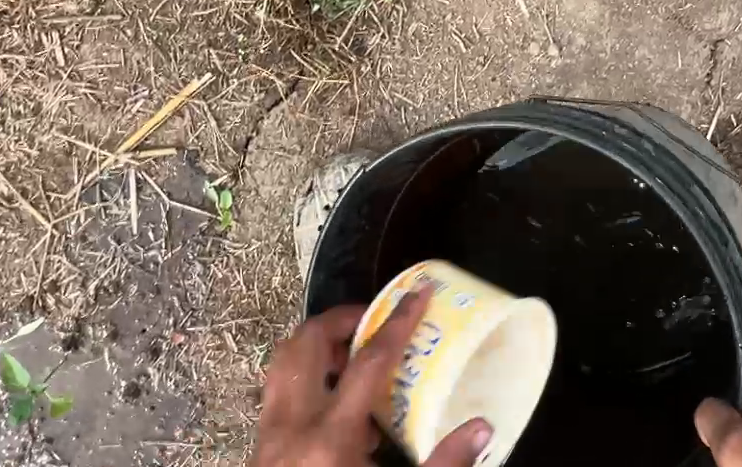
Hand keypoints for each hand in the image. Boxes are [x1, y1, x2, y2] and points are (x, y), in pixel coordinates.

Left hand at [252, 291, 493, 466]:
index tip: (421, 291)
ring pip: (283, 362)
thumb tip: (483, 427)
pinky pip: (277, 392)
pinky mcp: (258, 452)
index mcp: (330, 440)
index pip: (369, 360)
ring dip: (318, 344)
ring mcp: (267, 439)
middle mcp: (291, 428)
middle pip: (308, 342)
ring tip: (354, 352)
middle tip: (377, 321)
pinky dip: (305, 377)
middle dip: (343, 319)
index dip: (399, 321)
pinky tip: (334, 404)